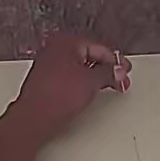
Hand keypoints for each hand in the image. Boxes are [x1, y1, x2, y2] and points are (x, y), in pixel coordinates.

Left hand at [8, 32, 130, 138]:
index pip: (98, 47)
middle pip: (88, 56)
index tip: (124, 71)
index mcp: (65, 43)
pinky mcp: (44, 81)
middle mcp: (54, 50)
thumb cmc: (55, 96)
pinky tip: (86, 93)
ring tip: (105, 87)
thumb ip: (108, 73)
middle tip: (119, 80)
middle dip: (106, 68)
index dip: (115, 60)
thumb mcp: (92, 81)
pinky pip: (68, 77)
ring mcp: (47, 65)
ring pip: (78, 67)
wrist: (35, 116)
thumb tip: (117, 71)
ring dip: (94, 76)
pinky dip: (80, 83)